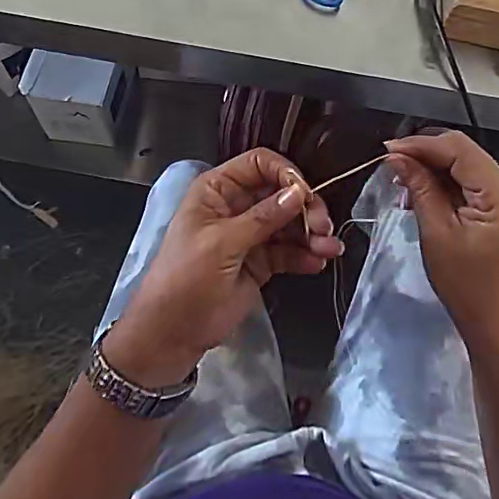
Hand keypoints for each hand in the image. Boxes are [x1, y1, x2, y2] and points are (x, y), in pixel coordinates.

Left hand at [106, 150, 338, 386]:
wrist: (171, 334)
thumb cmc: (184, 279)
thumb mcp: (221, 243)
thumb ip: (263, 218)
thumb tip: (298, 193)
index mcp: (218, 190)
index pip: (259, 164)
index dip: (285, 173)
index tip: (305, 194)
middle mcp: (237, 206)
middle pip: (282, 193)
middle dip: (306, 208)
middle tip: (322, 227)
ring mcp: (251, 235)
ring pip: (291, 223)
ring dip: (312, 234)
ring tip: (328, 249)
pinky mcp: (262, 262)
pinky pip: (290, 251)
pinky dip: (306, 255)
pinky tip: (318, 262)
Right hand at [384, 131, 498, 351]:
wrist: (488, 316)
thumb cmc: (463, 282)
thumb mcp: (436, 232)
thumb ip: (420, 187)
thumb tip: (396, 156)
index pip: (459, 150)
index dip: (421, 145)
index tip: (387, 150)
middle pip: (462, 151)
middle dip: (424, 153)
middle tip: (390, 163)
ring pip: (462, 161)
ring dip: (430, 165)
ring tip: (400, 178)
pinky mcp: (498, 201)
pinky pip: (466, 177)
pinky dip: (441, 178)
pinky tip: (419, 187)